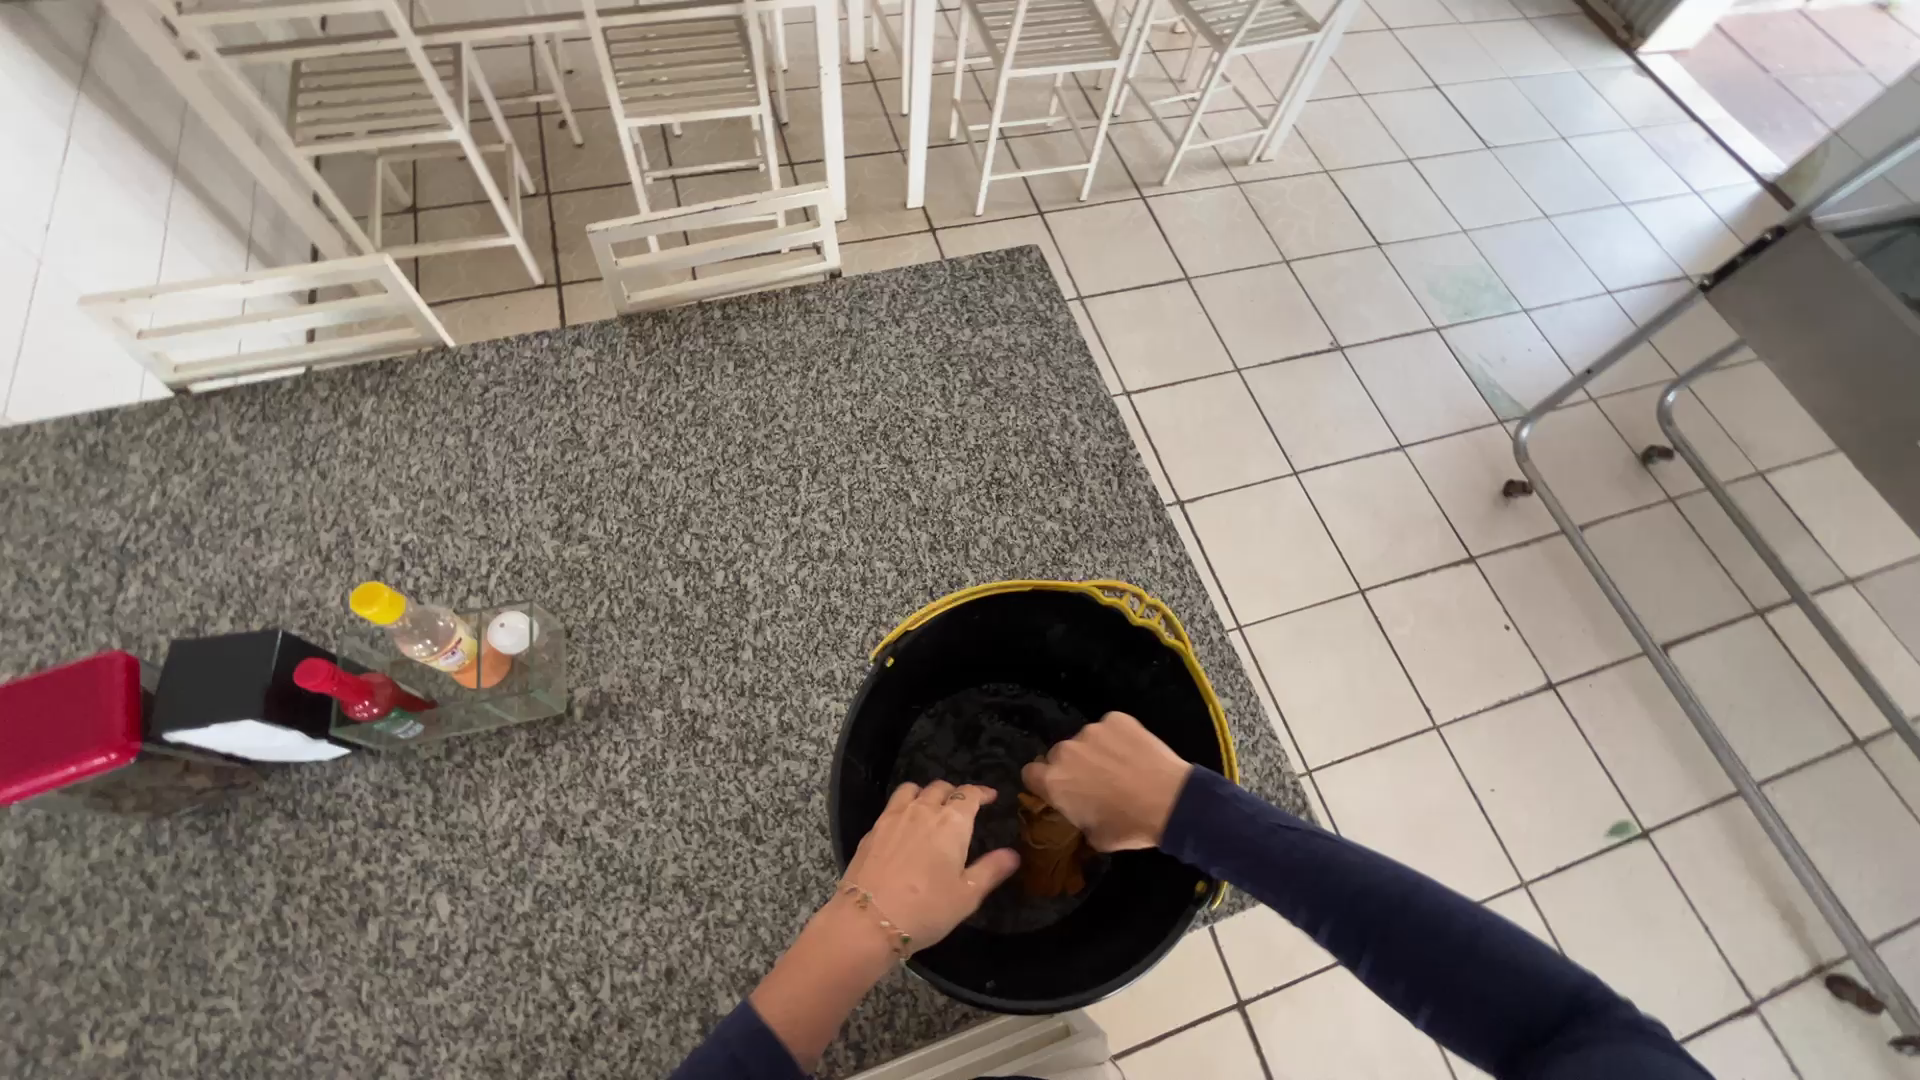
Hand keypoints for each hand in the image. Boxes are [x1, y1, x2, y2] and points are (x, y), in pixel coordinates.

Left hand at [841, 781, 1020, 950]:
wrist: (869, 919)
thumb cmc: (926, 909)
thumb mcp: (967, 895)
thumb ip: (991, 870)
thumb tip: (1013, 854)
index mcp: (952, 822)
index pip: (969, 794)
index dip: (981, 792)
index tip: (990, 796)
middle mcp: (924, 810)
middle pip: (941, 787)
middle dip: (954, 792)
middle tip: (961, 806)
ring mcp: (895, 816)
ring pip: (913, 789)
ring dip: (926, 793)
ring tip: (931, 807)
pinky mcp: (873, 829)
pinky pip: (893, 805)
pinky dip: (904, 806)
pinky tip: (904, 825)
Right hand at [1022, 712, 1193, 851]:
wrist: (1171, 802)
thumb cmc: (1130, 827)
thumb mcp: (1095, 837)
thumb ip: (1077, 818)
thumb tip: (1080, 812)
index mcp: (1054, 781)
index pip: (1031, 773)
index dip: (1043, 781)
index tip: (1060, 789)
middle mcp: (1065, 751)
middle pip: (1059, 754)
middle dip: (1072, 766)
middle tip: (1096, 781)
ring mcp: (1091, 731)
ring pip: (1085, 740)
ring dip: (1095, 751)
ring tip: (1121, 767)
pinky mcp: (1115, 718)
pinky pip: (1110, 727)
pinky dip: (1118, 738)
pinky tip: (1134, 753)